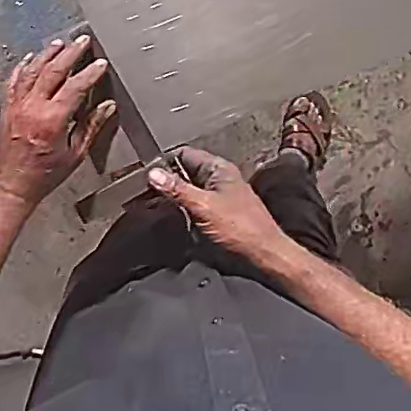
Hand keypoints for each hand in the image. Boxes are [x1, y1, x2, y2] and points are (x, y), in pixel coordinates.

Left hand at [0, 36, 115, 207]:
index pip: (75, 86)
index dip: (90, 72)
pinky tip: (29, 58)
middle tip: (82, 41)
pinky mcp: (7, 108)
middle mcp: (32, 108)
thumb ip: (91, 127)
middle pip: (53, 71)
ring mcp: (17, 106)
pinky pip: (14, 81)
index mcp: (52, 120)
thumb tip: (107, 107)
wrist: (10, 186)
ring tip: (59, 44)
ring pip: (33, 71)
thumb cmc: (43, 176)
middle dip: (70, 53)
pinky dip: (23, 67)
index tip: (100, 64)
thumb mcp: (75, 154)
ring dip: (47, 54)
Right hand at [147, 147, 301, 266]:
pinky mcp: (219, 215)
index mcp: (219, 169)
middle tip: (146, 193)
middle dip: (167, 182)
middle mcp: (219, 179)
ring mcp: (219, 197)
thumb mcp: (203, 206)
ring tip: (154, 206)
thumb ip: (177, 189)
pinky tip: (173, 219)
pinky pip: (194, 207)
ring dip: (174, 199)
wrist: (264, 256)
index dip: (165, 161)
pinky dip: (183, 212)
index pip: (184, 154)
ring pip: (188, 191)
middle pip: (184, 173)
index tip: (146, 173)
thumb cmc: (242, 229)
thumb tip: (153, 173)